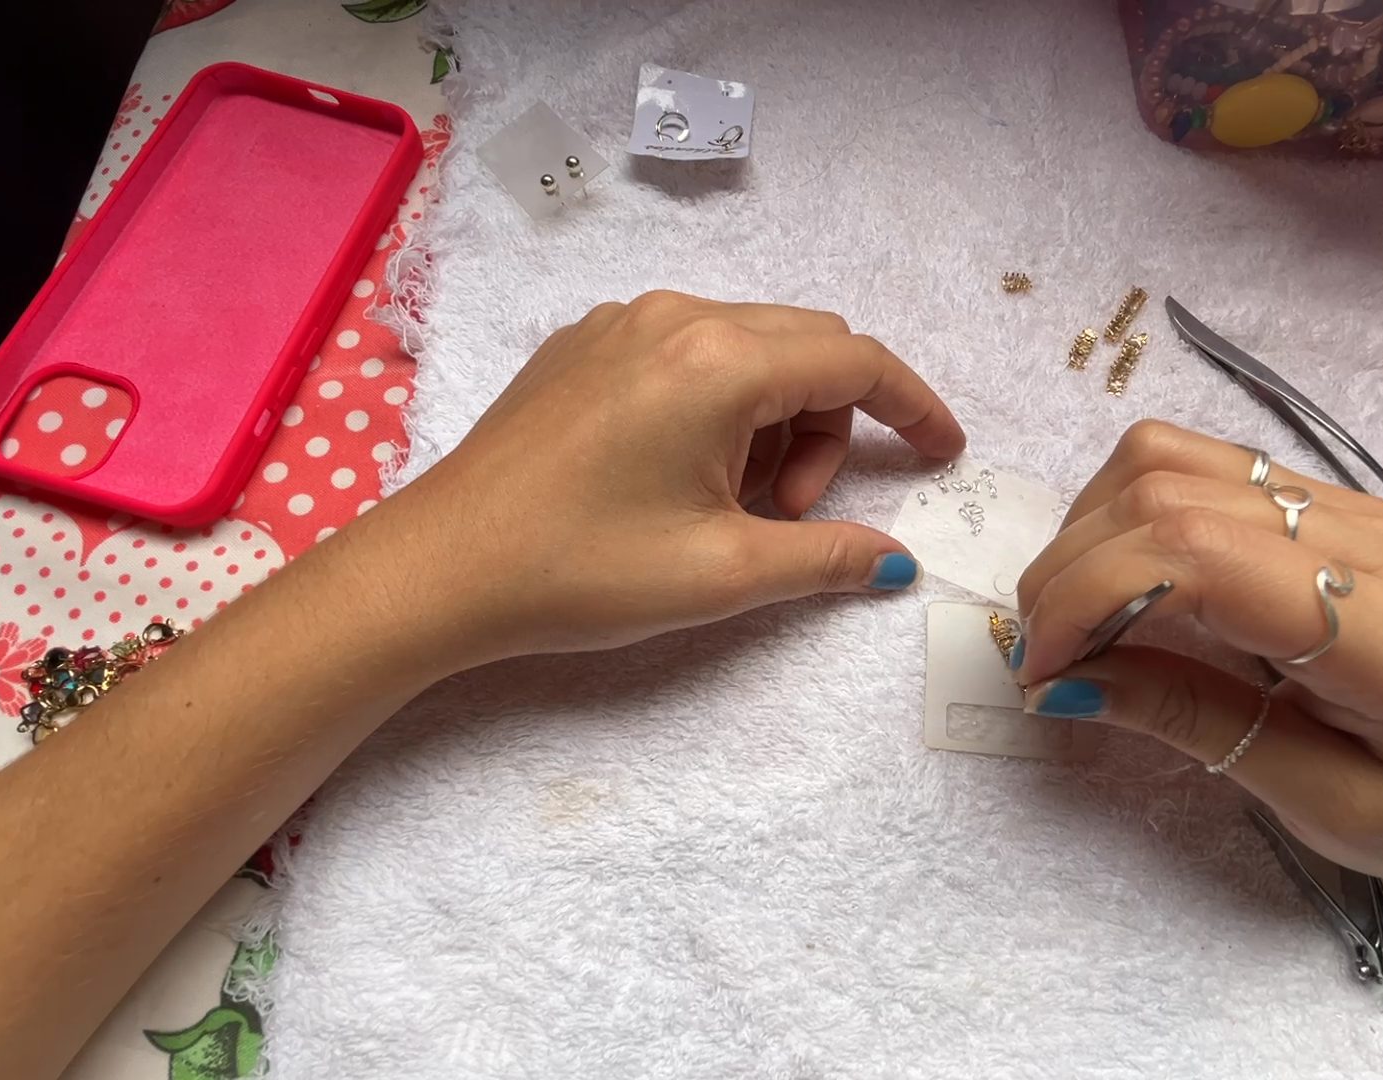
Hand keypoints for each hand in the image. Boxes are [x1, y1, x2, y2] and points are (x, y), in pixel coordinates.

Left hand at [355, 291, 965, 671]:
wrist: (439, 571)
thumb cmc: (583, 572)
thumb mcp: (724, 574)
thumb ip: (828, 558)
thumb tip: (898, 562)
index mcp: (719, 361)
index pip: (855, 362)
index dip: (912, 406)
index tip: (942, 451)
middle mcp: (675, 316)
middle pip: (806, 351)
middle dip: (831, 429)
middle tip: (793, 512)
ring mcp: (623, 323)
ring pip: (750, 352)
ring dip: (774, 422)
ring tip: (732, 502)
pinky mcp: (588, 347)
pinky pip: (692, 357)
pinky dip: (723, 409)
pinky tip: (684, 473)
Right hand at [1013, 420, 1382, 882]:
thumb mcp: (1316, 803)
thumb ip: (1189, 723)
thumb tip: (1062, 681)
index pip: (1207, 560)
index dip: (1093, 594)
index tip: (1041, 664)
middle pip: (1170, 500)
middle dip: (1070, 573)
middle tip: (1040, 649)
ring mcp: (1359, 502)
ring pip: (1166, 461)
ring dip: (1085, 532)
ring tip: (1071, 605)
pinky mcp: (1323, 490)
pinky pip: (1188, 461)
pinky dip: (1117, 508)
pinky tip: (1115, 565)